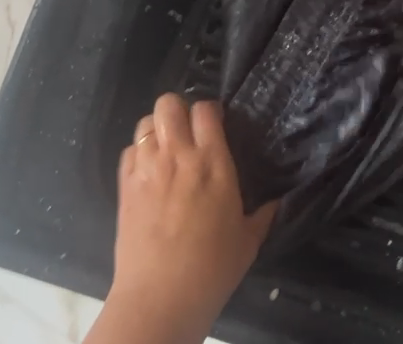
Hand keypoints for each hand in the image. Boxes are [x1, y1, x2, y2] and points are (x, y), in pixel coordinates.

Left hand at [101, 94, 274, 339]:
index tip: (216, 124)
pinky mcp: (124, 186)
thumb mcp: (248, 240)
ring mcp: (147, 169)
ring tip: (166, 147)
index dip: (211, 111)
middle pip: (169, 104)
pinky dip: (138, 153)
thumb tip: (278, 201)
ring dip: (156, 129)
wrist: (160, 298)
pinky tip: (148, 171)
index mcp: (213, 162)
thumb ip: (263, 214)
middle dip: (179, 110)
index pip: (206, 109)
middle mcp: (178, 156)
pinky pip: (128, 151)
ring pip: (145, 122)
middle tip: (188, 131)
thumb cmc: (212, 269)